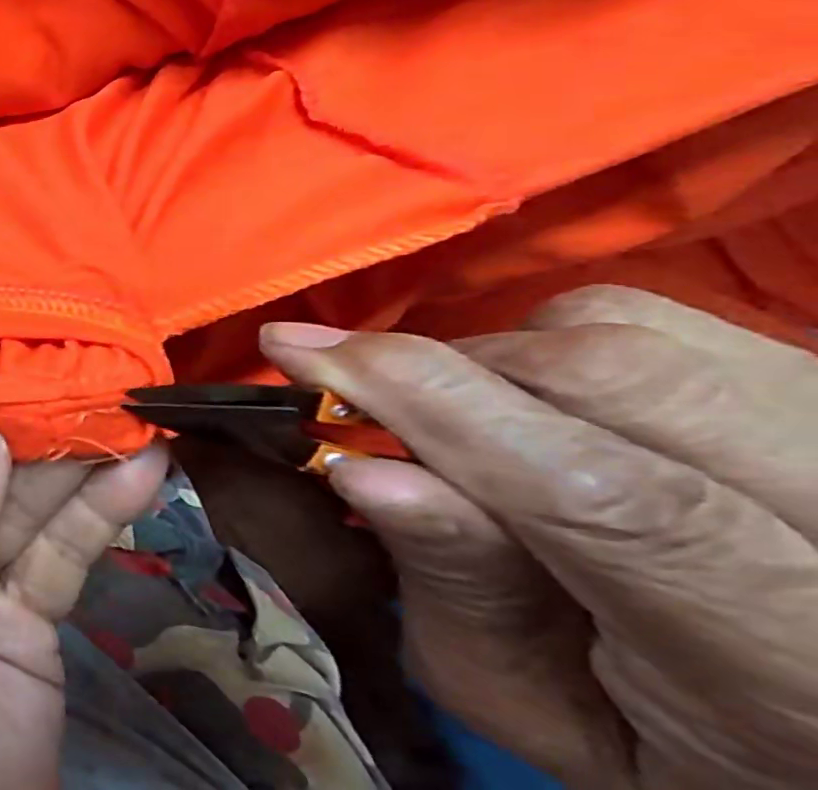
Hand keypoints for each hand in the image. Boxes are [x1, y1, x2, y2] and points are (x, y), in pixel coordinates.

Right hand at [261, 286, 817, 788]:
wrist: (804, 717)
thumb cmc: (651, 744)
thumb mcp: (532, 704)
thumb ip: (455, 590)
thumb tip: (355, 471)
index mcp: (794, 670)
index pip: (602, 498)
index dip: (430, 403)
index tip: (295, 350)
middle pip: (618, 376)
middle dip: (445, 368)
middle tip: (355, 386)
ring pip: (636, 327)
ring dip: (498, 358)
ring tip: (473, 421)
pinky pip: (667, 319)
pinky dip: (558, 344)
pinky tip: (553, 409)